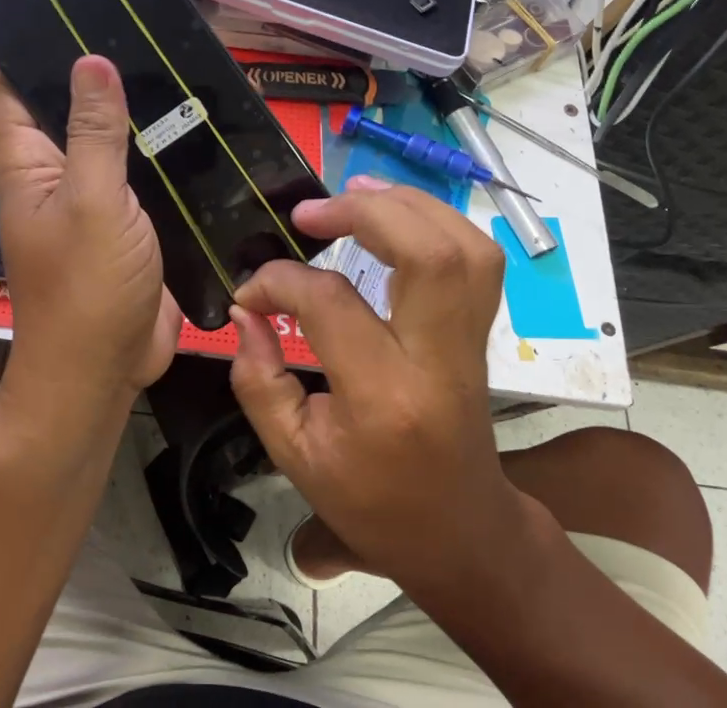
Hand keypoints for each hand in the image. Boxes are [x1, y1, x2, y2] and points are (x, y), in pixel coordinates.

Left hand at [0, 56, 178, 415]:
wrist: (104, 372)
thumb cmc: (86, 288)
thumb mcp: (93, 202)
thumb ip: (94, 133)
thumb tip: (88, 61)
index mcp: (26, 165)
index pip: (8, 91)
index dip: (27, 50)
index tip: (67, 9)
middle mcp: (53, 175)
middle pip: (65, 110)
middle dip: (96, 74)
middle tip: (146, 29)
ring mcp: (91, 200)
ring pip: (109, 142)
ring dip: (135, 114)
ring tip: (179, 66)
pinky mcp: (127, 224)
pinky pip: (140, 177)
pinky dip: (161, 154)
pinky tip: (199, 128)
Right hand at [227, 176, 515, 587]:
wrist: (457, 533)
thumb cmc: (369, 501)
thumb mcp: (292, 453)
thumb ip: (258, 378)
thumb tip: (246, 310)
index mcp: (383, 398)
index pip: (332, 304)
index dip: (280, 282)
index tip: (250, 291)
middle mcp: (437, 361)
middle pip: (430, 255)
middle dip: (366, 214)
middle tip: (310, 212)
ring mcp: (471, 345)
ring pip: (466, 249)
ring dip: (410, 207)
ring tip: (353, 194)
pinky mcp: (480, 335)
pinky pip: (476, 261)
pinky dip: (436, 223)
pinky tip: (393, 217)